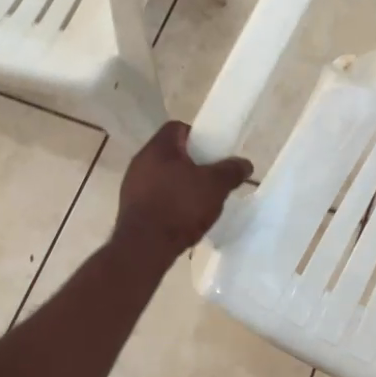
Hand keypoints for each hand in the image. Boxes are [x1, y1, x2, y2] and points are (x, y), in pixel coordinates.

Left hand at [113, 121, 252, 264]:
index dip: (198, 135)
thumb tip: (245, 163)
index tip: (213, 151)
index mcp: (158, 148)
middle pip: (171, 153)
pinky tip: (183, 218)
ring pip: (162, 176)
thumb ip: (231, 171)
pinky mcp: (130, 209)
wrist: (144, 249)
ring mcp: (131, 186)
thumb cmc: (180, 207)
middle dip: (193, 163)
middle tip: (211, 176)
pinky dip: (170, 202)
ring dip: (181, 184)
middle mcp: (140, 162)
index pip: (177, 127)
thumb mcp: (215, 186)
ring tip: (200, 201)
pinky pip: (155, 197)